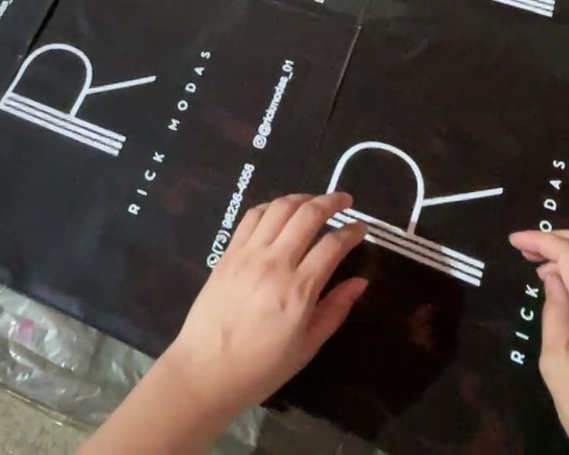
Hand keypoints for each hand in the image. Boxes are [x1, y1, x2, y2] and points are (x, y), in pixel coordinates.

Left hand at [160, 192, 370, 413]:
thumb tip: (360, 282)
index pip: (332, 245)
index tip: (362, 228)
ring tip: (315, 201)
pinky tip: (281, 211)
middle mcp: (275, 263)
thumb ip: (335, 309)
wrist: (206, 370)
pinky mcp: (229, 252)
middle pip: (307, 215)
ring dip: (302, 198)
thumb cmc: (262, 367)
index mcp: (298, 291)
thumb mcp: (307, 346)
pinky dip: (272, 206)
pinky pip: (253, 216)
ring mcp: (249, 254)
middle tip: (345, 200)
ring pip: (280, 207)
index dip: (352, 231)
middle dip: (331, 201)